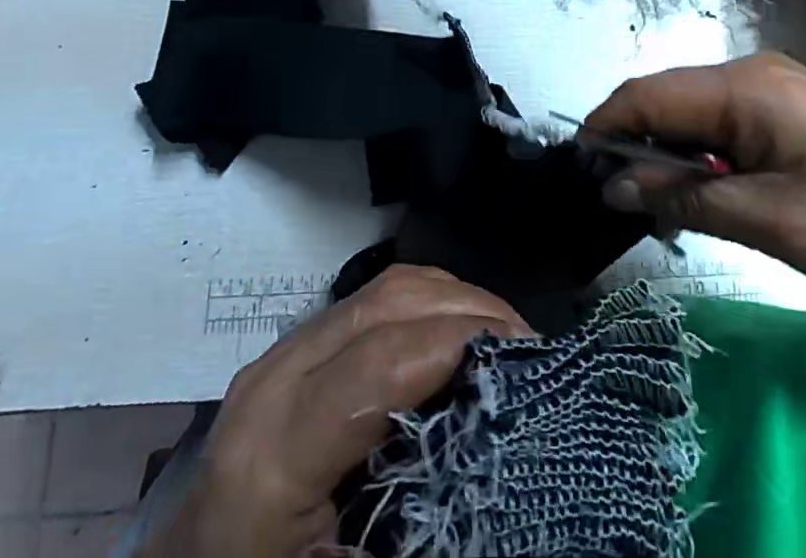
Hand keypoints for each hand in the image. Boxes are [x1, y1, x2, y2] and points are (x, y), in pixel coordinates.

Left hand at [144, 265, 530, 557]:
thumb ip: (416, 514)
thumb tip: (495, 468)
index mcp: (278, 452)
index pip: (378, 364)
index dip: (458, 342)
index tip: (529, 355)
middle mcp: (275, 380)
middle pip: (382, 306)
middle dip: (466, 308)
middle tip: (531, 343)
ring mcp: (279, 354)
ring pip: (376, 290)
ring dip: (447, 296)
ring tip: (502, 332)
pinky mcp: (290, 349)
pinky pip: (364, 301)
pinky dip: (420, 302)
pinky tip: (453, 328)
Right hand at [586, 54, 805, 312]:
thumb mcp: (772, 222)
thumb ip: (683, 198)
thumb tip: (611, 188)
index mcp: (746, 88)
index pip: (645, 95)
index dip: (603, 129)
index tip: (579, 173)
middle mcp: (751, 74)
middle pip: (662, 100)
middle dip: (632, 146)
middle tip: (622, 203)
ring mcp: (770, 90)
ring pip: (687, 115)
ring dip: (664, 156)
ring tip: (661, 208)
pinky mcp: (784, 111)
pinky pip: (717, 125)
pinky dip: (696, 158)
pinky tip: (702, 195)